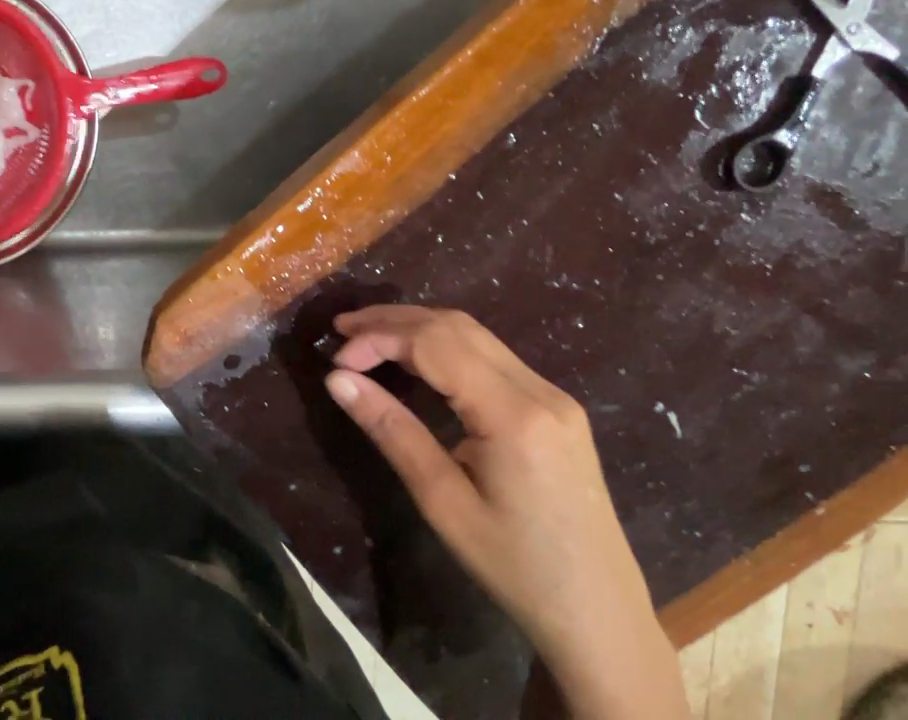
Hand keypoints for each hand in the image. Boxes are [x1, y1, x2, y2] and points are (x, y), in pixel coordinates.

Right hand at [326, 306, 688, 719]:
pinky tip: (413, 361)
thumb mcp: (441, 500)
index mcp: (514, 415)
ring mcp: (554, 399)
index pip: (434, 343)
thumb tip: (337, 379)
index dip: (378, 338)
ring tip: (365, 339)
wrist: (598, 612)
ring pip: (476, 335)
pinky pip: (492, 357)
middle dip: (393, 321)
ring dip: (418, 328)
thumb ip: (391, 430)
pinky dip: (443, 346)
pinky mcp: (555, 411)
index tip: (335, 361)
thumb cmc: (514, 564)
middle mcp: (541, 392)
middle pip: (457, 327)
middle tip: (340, 332)